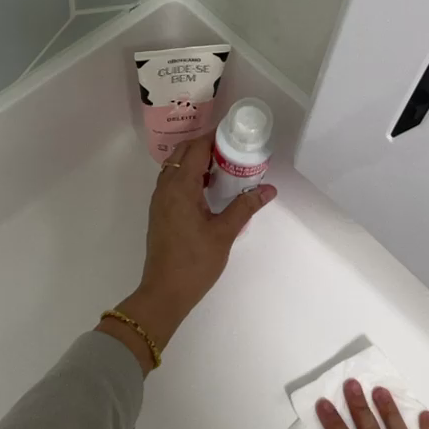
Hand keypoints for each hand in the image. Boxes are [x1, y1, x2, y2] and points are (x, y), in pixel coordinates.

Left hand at [97, 135, 275, 371]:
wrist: (165, 292)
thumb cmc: (195, 262)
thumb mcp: (225, 233)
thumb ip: (246, 207)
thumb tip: (268, 189)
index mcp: (180, 187)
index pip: (195, 149)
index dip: (213, 138)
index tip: (234, 136)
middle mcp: (165, 188)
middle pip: (182, 153)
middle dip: (205, 146)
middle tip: (231, 150)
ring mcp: (159, 200)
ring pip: (175, 168)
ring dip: (196, 161)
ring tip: (223, 167)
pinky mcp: (160, 212)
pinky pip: (173, 182)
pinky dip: (189, 176)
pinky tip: (209, 189)